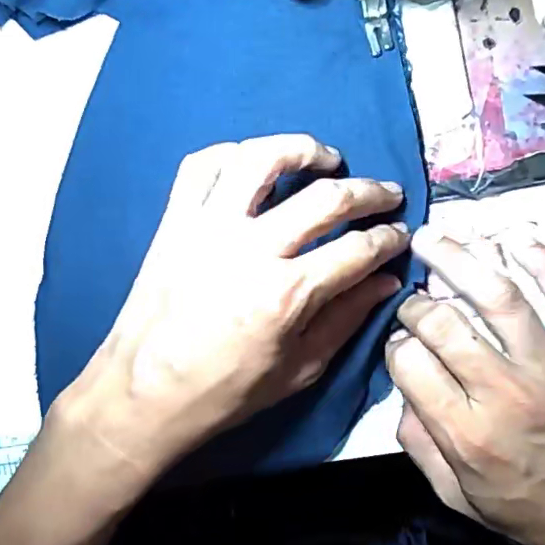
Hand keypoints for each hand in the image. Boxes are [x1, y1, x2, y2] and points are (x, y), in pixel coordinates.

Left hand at [51, 134, 409, 490]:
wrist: (143, 395)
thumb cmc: (227, 392)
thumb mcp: (301, 369)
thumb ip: (347, 319)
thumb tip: (386, 281)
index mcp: (288, 294)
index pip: (357, 249)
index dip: (389, 239)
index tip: (401, 235)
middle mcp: (251, 249)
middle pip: (326, 199)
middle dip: (370, 192)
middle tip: (388, 194)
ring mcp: (207, 228)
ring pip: (261, 160)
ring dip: (303, 150)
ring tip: (328, 159)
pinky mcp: (174, 221)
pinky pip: (201, 165)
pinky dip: (234, 154)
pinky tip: (257, 163)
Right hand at [387, 227, 544, 544]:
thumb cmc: (541, 517)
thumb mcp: (465, 502)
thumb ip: (425, 449)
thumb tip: (405, 398)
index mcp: (467, 433)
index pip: (410, 364)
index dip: (395, 346)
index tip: (399, 344)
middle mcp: (504, 390)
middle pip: (444, 323)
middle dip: (417, 303)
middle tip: (412, 299)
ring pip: (499, 296)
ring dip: (460, 259)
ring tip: (433, 238)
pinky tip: (519, 241)